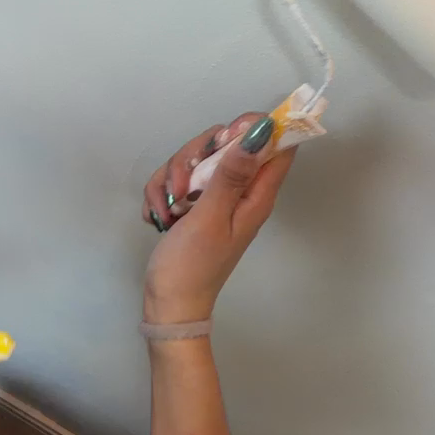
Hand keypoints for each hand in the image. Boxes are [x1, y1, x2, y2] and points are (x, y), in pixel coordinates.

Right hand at [141, 112, 296, 323]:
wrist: (167, 305)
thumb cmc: (191, 267)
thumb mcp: (209, 219)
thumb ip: (231, 175)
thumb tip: (262, 131)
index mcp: (255, 195)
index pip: (275, 143)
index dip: (253, 128)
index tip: (222, 141)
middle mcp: (238, 192)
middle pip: (224, 144)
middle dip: (194, 158)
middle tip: (182, 189)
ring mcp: (212, 199)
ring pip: (194, 162)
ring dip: (171, 181)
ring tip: (167, 212)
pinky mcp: (190, 207)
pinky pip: (175, 182)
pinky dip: (162, 196)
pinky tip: (158, 218)